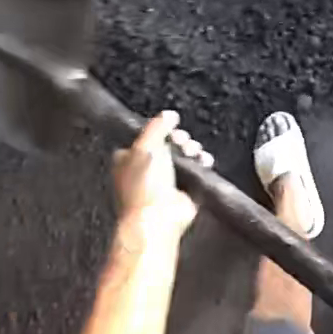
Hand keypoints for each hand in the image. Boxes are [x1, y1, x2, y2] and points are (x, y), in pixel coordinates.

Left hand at [112, 111, 210, 243]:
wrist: (158, 218)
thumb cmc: (143, 185)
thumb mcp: (146, 146)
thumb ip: (157, 126)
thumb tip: (170, 114)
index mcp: (129, 159)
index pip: (146, 136)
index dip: (160, 129)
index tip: (170, 127)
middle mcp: (147, 169)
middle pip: (169, 144)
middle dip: (180, 139)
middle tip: (182, 141)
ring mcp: (167, 181)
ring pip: (185, 155)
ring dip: (193, 149)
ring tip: (194, 152)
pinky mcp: (185, 190)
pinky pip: (198, 170)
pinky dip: (202, 163)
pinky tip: (203, 160)